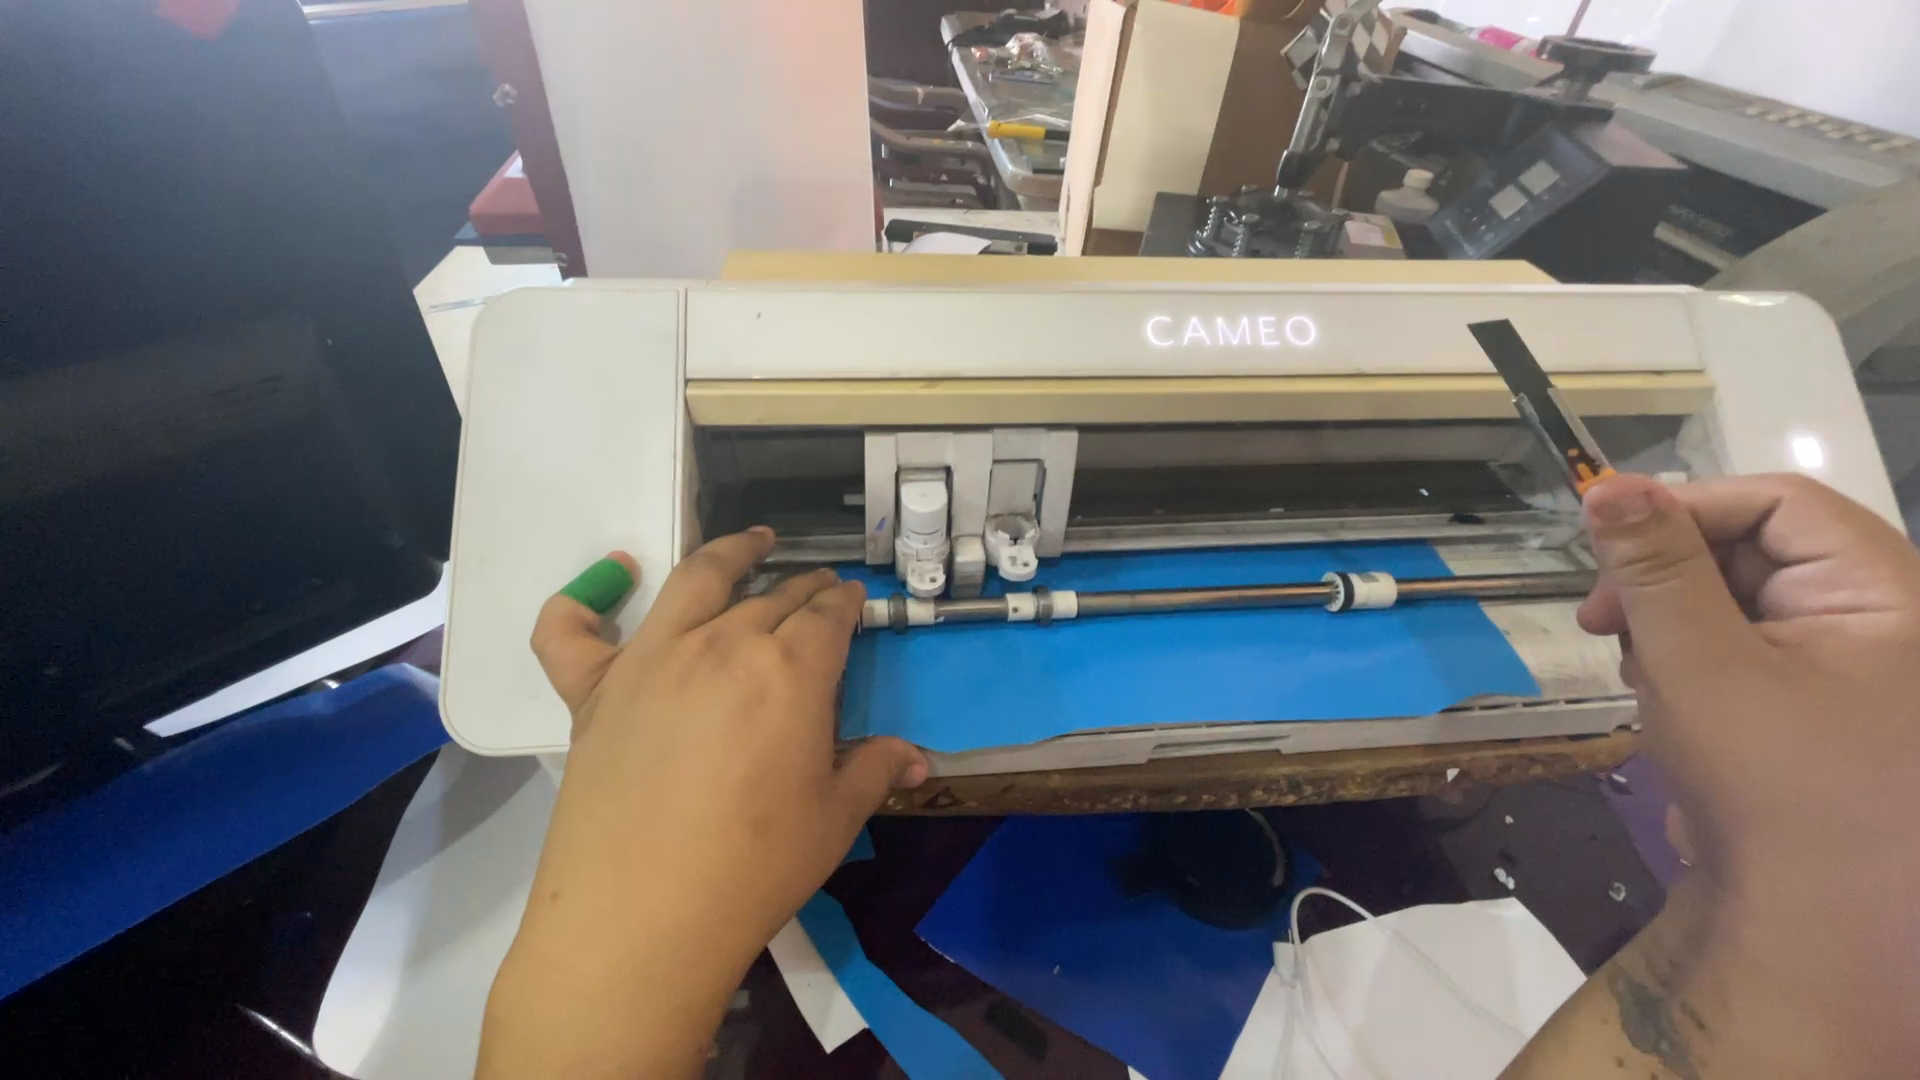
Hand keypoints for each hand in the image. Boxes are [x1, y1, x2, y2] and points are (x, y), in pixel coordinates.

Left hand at [479, 529, 927, 1078]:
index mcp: (791, 669)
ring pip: (695, 581)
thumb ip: (875, 770)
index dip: (846, 603)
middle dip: (805, 585)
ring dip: (730, 552)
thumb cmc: (756, 867)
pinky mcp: (592, 690)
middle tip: (819, 587)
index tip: (855, 600)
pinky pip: (573, 631)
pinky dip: (584, 597)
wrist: (642, 919)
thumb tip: (919, 759)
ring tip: (752, 541)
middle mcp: (723, 643)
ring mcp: (651, 659)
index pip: (828, 615)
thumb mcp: (835, 817)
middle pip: (774, 596)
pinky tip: (609, 575)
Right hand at [1498, 473, 1919, 1079]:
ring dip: (1669, 616)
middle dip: (1665, 576)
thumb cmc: (1767, 776)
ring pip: (1737, 591)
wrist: (1811, 908)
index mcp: (1887, 595)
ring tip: (1642, 667)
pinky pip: (1743, 635)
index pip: (1777, 502)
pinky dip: (1690, 650)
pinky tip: (1667, 688)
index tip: (1605, 552)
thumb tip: (1608, 485)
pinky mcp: (1822, 690)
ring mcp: (1857, 657)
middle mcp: (1885, 614)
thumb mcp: (1695, 658)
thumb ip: (1654, 566)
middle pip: (1754, 545)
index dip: (1682, 511)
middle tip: (1603, 621)